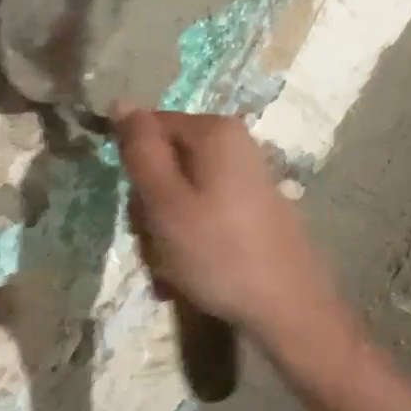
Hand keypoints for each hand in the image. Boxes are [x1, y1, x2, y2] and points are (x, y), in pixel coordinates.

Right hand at [111, 106, 341, 337]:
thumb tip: (121, 103)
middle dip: (151, 207)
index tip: (135, 210)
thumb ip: (140, 150)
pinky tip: (190, 275)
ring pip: (181, 195)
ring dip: (166, 232)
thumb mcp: (164, 201)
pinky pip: (204, 215)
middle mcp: (234, 143)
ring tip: (172, 270)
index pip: (148, 128)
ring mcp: (246, 176)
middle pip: (166, 164)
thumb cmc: (218, 252)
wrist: (288, 308)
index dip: (133, 168)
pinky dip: (190, 242)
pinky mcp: (252, 207)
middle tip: (155, 245)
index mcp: (214, 131)